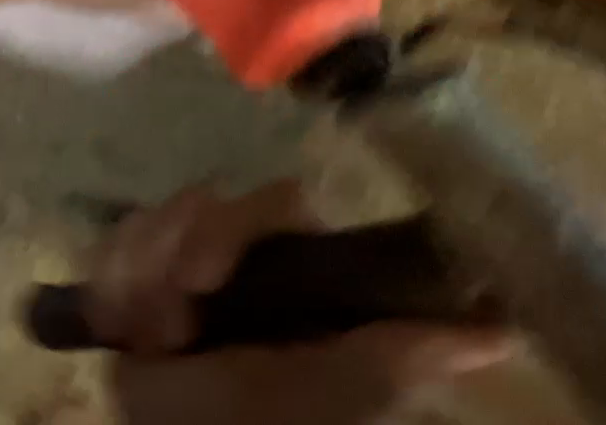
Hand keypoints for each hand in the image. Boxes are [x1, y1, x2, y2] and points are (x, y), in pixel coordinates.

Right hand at [89, 184, 514, 424]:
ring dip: (137, 277)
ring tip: (148, 333)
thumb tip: (494, 329)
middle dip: (168, 257)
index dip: (225, 229)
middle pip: (200, 202)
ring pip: (152, 217)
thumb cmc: (254, 423)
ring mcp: (191, 252)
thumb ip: (389, 359)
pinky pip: (114, 238)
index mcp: (306, 271)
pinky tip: (122, 322)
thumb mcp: (324, 397)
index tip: (200, 281)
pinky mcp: (140, 261)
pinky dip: (111, 279)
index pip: (274, 202)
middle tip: (165, 325)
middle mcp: (252, 252)